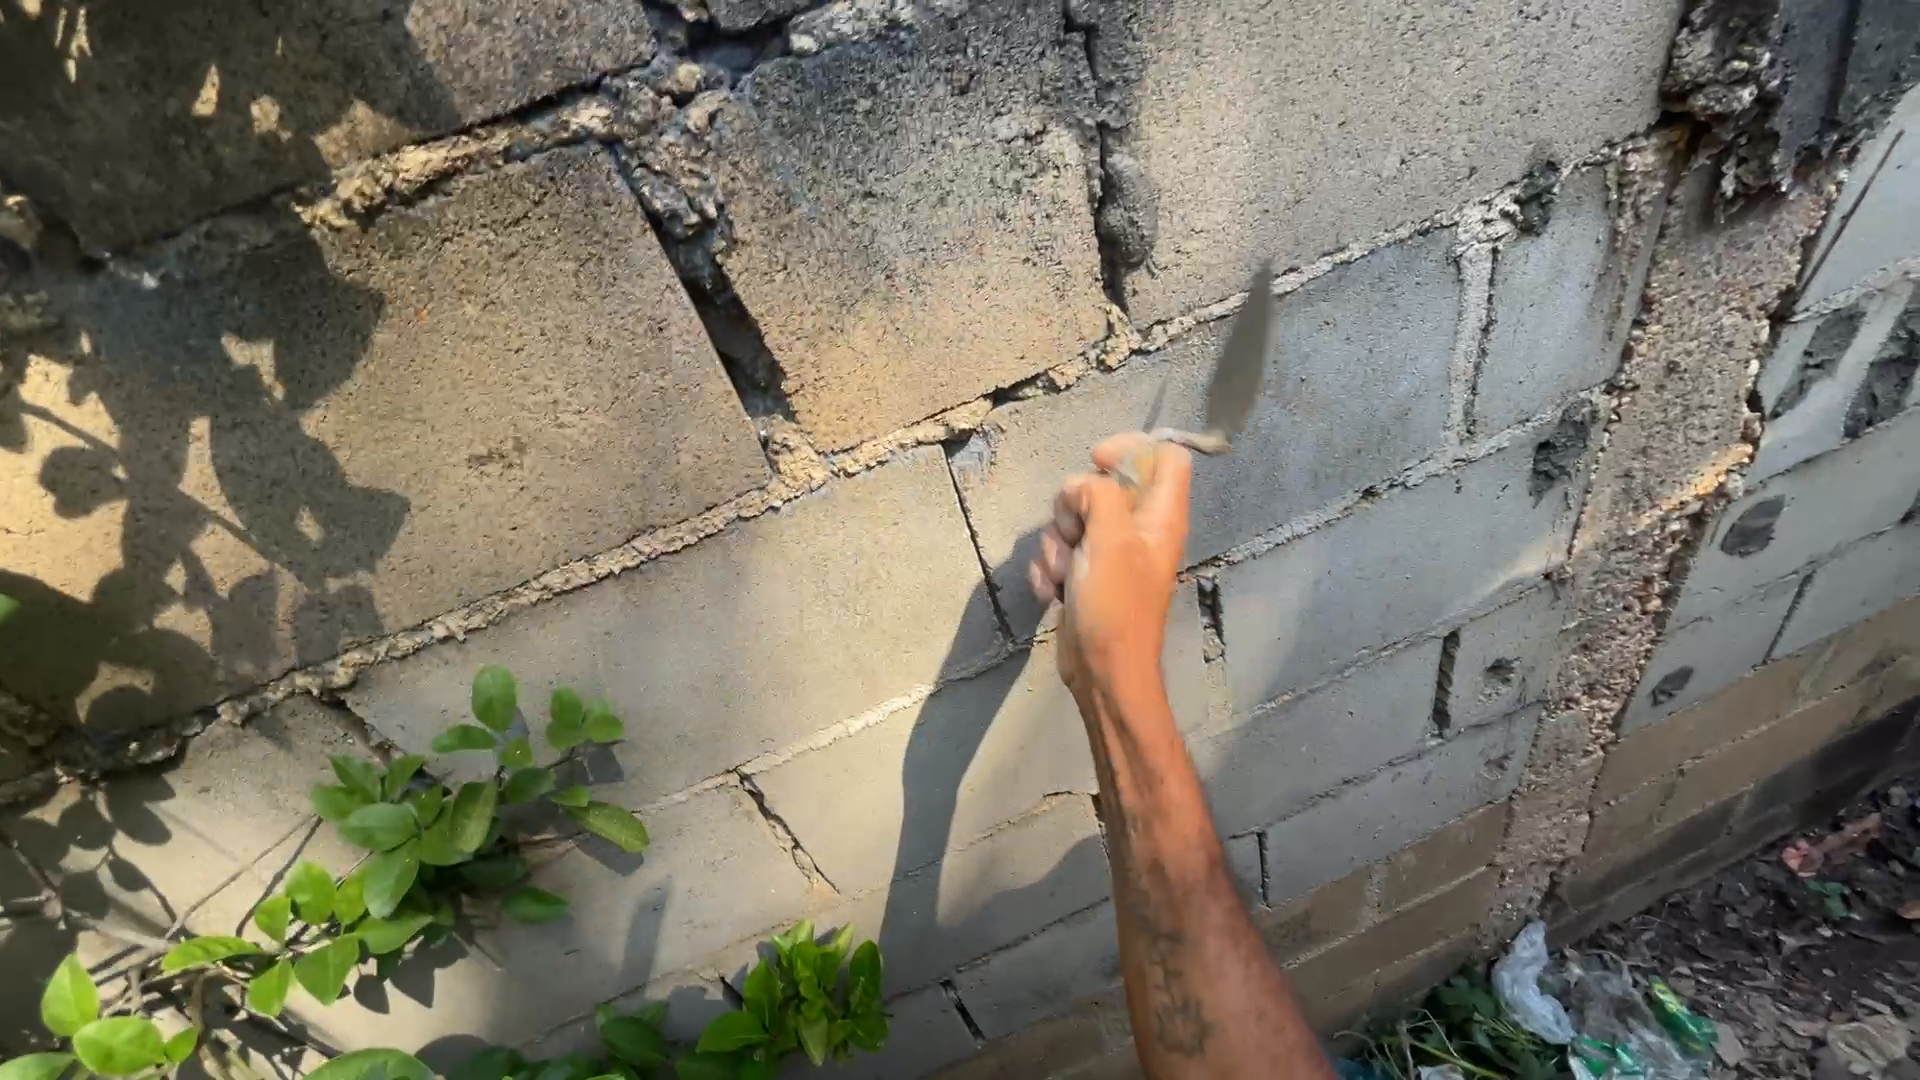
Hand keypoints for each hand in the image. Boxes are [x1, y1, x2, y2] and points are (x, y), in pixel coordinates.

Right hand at [1027, 432, 1191, 694]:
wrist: (1101, 672)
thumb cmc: (1115, 607)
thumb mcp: (1110, 541)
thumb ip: (1099, 496)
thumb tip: (1081, 487)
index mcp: (1161, 516)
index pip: (1165, 455)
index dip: (1131, 448)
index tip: (1096, 460)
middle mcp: (1138, 529)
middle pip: (1102, 486)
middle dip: (1074, 506)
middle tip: (1076, 532)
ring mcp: (1109, 554)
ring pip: (1071, 521)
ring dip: (1056, 546)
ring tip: (1065, 575)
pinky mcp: (1084, 575)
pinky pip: (1058, 553)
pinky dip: (1049, 570)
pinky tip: (1052, 592)